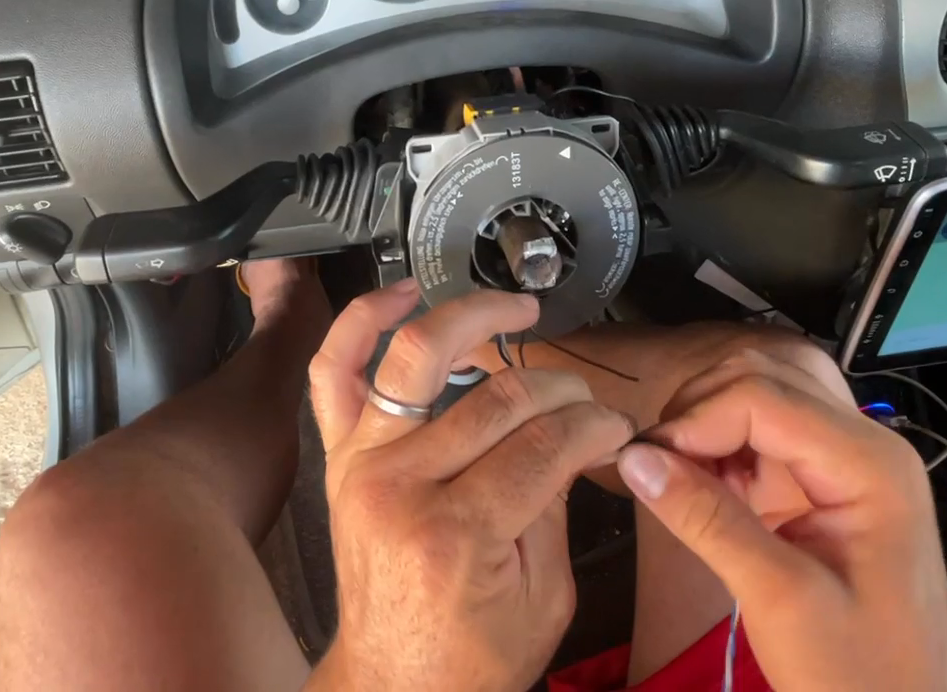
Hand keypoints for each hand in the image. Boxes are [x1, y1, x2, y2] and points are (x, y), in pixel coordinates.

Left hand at [304, 282, 635, 691]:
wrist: (391, 683)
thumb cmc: (468, 657)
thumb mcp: (544, 597)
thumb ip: (556, 502)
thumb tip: (576, 429)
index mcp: (457, 535)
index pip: (542, 446)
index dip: (591, 426)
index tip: (611, 425)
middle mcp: (401, 486)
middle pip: (496, 399)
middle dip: (557, 388)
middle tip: (581, 397)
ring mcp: (362, 460)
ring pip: (418, 357)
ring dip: (473, 317)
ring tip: (513, 307)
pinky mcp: (340, 452)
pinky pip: (335, 369)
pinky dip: (364, 321)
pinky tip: (403, 294)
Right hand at [616, 350, 946, 691]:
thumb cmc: (857, 678)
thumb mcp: (779, 600)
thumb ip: (707, 518)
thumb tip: (632, 457)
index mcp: (870, 463)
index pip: (762, 395)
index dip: (696, 419)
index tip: (648, 464)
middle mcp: (862, 441)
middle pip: (759, 379)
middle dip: (698, 412)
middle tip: (657, 467)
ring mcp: (845, 455)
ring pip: (755, 394)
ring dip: (706, 426)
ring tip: (679, 479)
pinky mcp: (823, 475)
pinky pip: (760, 430)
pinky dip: (720, 447)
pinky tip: (705, 487)